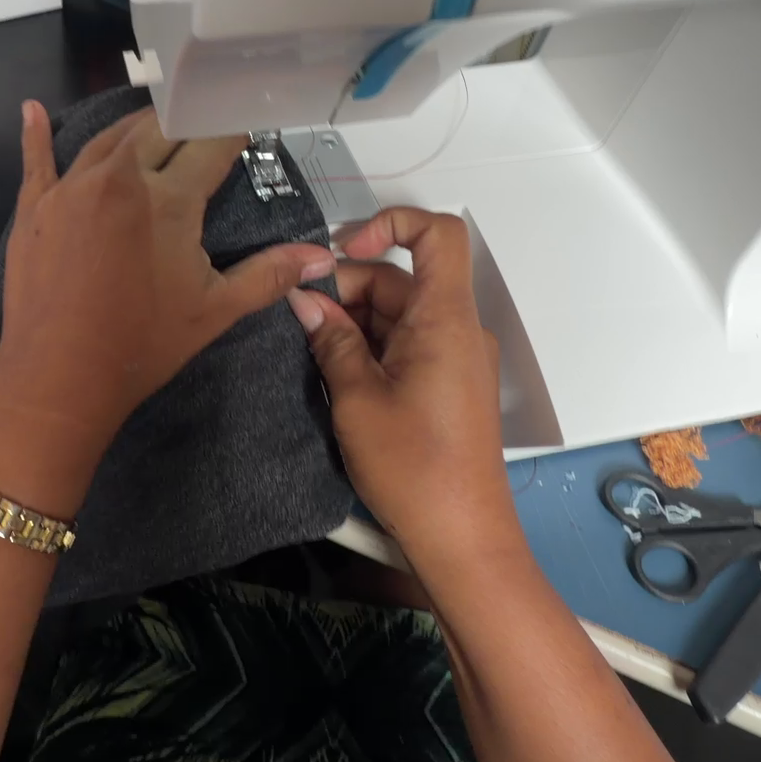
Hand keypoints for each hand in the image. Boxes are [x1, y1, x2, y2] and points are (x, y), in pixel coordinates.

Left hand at [0, 100, 335, 511]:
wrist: (61, 377)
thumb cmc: (144, 344)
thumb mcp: (216, 310)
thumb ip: (270, 275)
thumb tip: (323, 255)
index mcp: (170, 198)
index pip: (210, 144)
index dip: (231, 130)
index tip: (245, 123)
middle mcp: (121, 177)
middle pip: (159, 129)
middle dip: (185, 123)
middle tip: (201, 127)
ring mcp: (71, 188)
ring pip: (107, 138)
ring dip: (134, 127)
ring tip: (153, 123)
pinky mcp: (35, 206)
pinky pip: (36, 159)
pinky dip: (37, 134)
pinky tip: (33, 110)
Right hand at [284, 208, 514, 562]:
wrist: (461, 537)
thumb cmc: (413, 466)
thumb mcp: (356, 396)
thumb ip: (330, 338)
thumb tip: (303, 300)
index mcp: (445, 319)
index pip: (436, 234)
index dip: (388, 223)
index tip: (341, 251)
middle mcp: (456, 329)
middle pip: (400, 277)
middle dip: (346, 287)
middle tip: (300, 318)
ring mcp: (453, 356)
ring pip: (397, 312)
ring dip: (352, 319)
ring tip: (311, 349)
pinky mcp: (445, 382)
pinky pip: (404, 341)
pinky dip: (369, 344)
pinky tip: (334, 369)